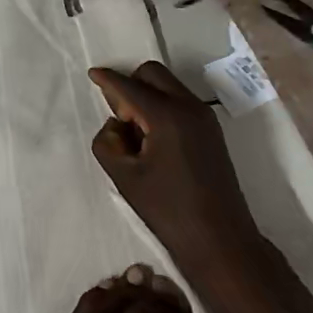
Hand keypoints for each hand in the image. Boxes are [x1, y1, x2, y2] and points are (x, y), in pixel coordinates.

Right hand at [88, 63, 265, 280]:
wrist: (219, 238)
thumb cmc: (168, 210)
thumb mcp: (125, 178)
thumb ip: (108, 142)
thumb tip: (116, 125)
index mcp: (167, 116)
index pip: (130, 86)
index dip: (108, 79)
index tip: (92, 74)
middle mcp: (189, 106)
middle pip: (153, 74)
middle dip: (130, 84)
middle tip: (119, 116)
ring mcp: (204, 116)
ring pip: (168, 85)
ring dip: (147, 95)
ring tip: (136, 133)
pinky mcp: (211, 128)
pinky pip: (180, 101)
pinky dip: (162, 106)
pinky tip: (154, 139)